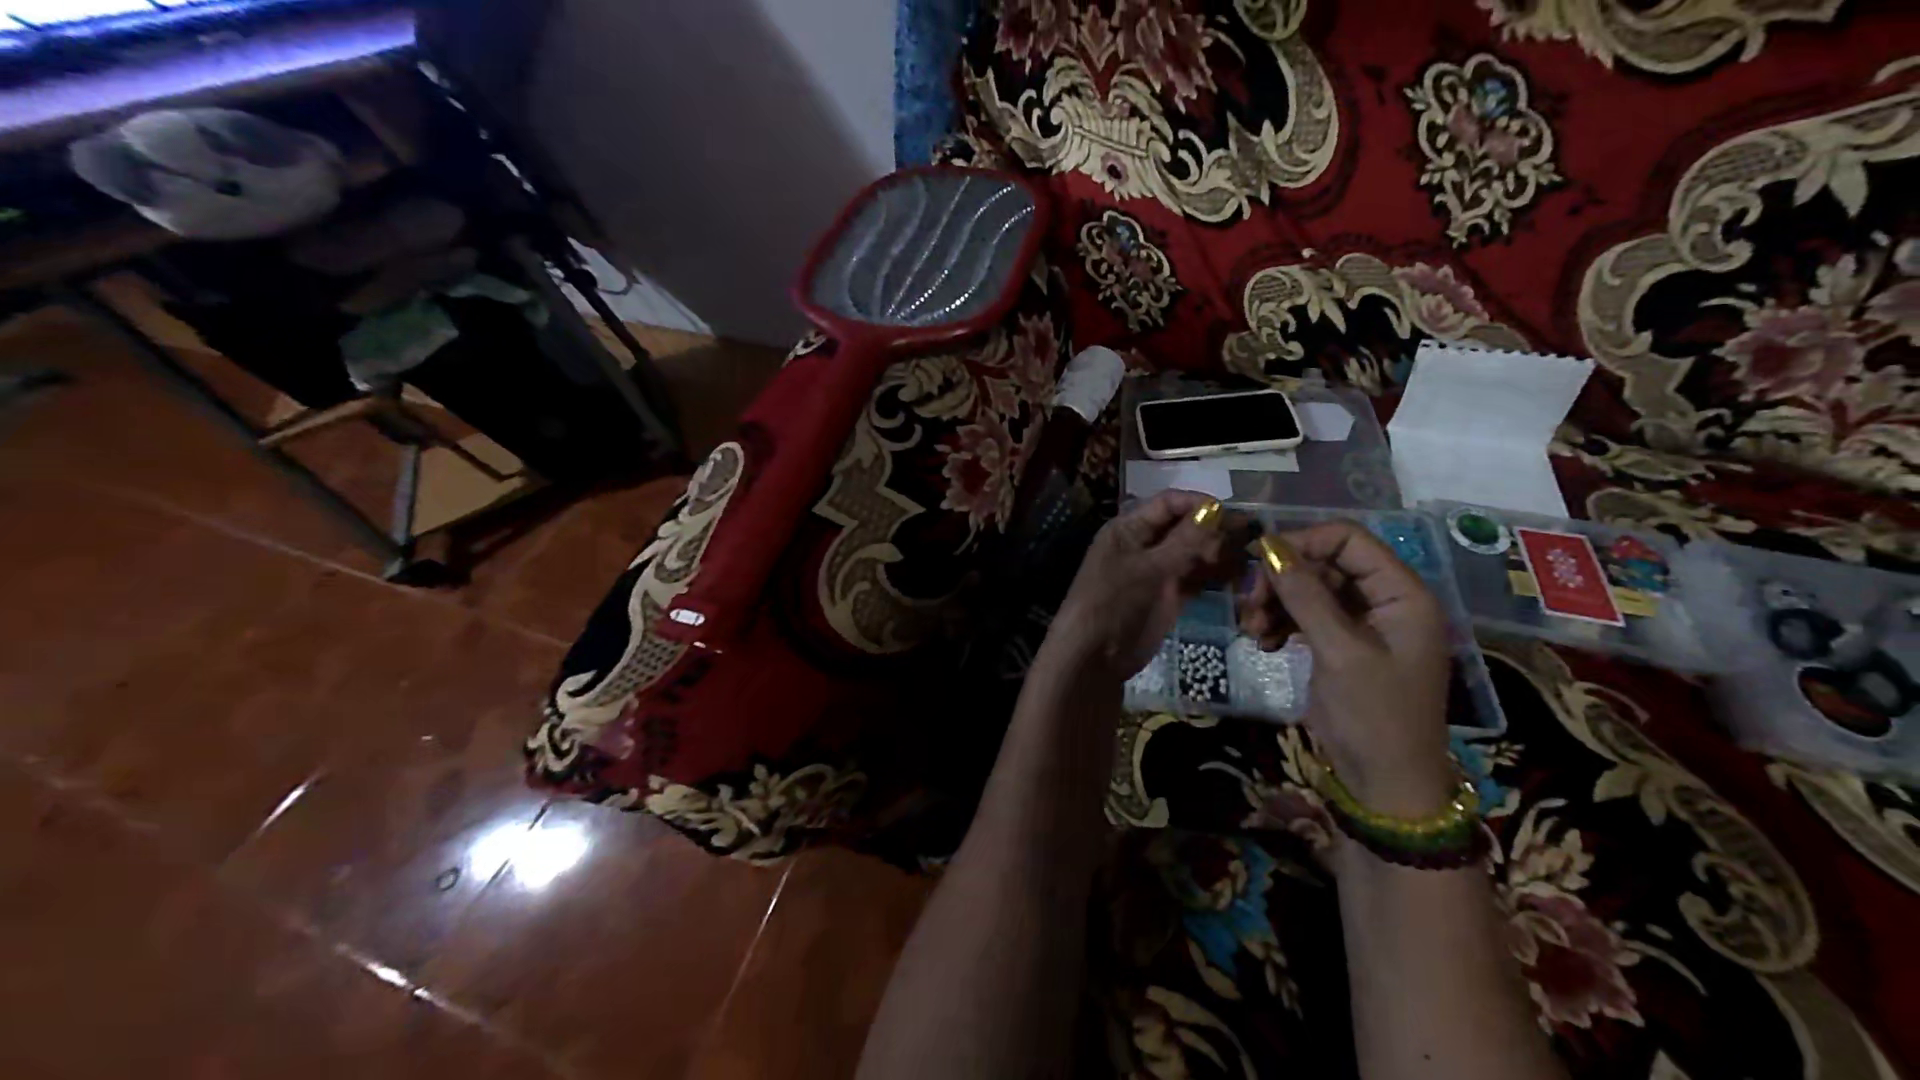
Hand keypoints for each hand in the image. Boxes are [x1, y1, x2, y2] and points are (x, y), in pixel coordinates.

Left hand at [1043, 490, 1231, 682]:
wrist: (1094, 657)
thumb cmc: (1112, 603)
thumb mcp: (1148, 569)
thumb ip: (1184, 541)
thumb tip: (1216, 508)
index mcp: (1128, 528)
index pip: (1168, 503)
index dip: (1200, 504)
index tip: (1233, 513)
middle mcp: (1144, 543)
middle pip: (1185, 526)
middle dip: (1216, 529)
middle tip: (1252, 536)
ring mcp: (1158, 569)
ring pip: (1194, 552)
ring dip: (1220, 552)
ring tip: (1250, 557)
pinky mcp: (1169, 594)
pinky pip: (1196, 576)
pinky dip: (1216, 575)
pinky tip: (1241, 575)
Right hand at [1239, 521, 1455, 816]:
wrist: (1385, 782)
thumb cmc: (1374, 715)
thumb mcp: (1340, 652)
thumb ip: (1306, 597)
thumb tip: (1270, 549)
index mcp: (1402, 594)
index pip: (1350, 540)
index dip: (1303, 542)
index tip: (1259, 562)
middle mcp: (1384, 601)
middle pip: (1324, 564)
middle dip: (1282, 580)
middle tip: (1249, 605)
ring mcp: (1362, 624)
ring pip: (1309, 590)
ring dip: (1275, 603)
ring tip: (1251, 630)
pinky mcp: (1341, 645)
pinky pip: (1305, 616)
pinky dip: (1281, 623)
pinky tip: (1264, 643)